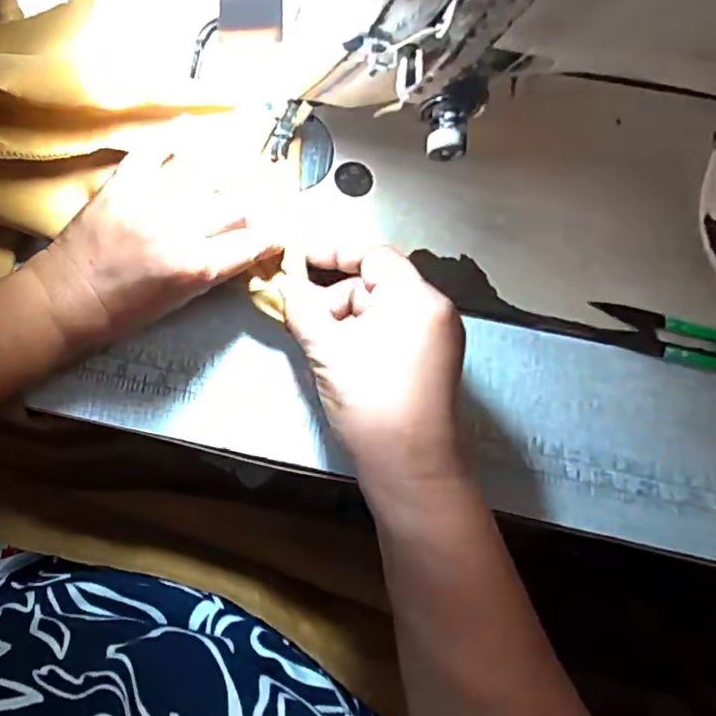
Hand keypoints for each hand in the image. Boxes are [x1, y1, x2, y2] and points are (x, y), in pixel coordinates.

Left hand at [25, 147, 285, 352]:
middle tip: (251, 199)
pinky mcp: (122, 183)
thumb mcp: (179, 301)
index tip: (274, 231)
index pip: (256, 238)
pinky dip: (176, 136)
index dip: (273, 234)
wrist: (64, 299)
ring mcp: (150, 201)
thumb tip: (245, 245)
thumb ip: (214, 269)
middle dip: (253, 201)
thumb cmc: (121, 312)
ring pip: (207, 166)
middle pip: (240, 199)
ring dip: (227, 162)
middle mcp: (180, 228)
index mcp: (197, 266)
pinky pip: (156, 147)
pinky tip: (190, 130)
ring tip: (237, 154)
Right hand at [278, 243, 465, 490]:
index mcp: (416, 298)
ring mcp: (434, 337)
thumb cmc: (368, 397)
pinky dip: (357, 336)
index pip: (373, 255)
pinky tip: (336, 358)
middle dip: (333, 298)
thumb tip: (281, 283)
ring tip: (319, 349)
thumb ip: (300, 306)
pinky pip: (385, 331)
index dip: (333, 253)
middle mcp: (433, 310)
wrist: (407, 462)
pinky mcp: (427, 360)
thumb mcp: (324, 346)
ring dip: (342, 320)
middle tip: (302, 321)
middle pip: (372, 284)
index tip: (297, 260)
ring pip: (375, 310)